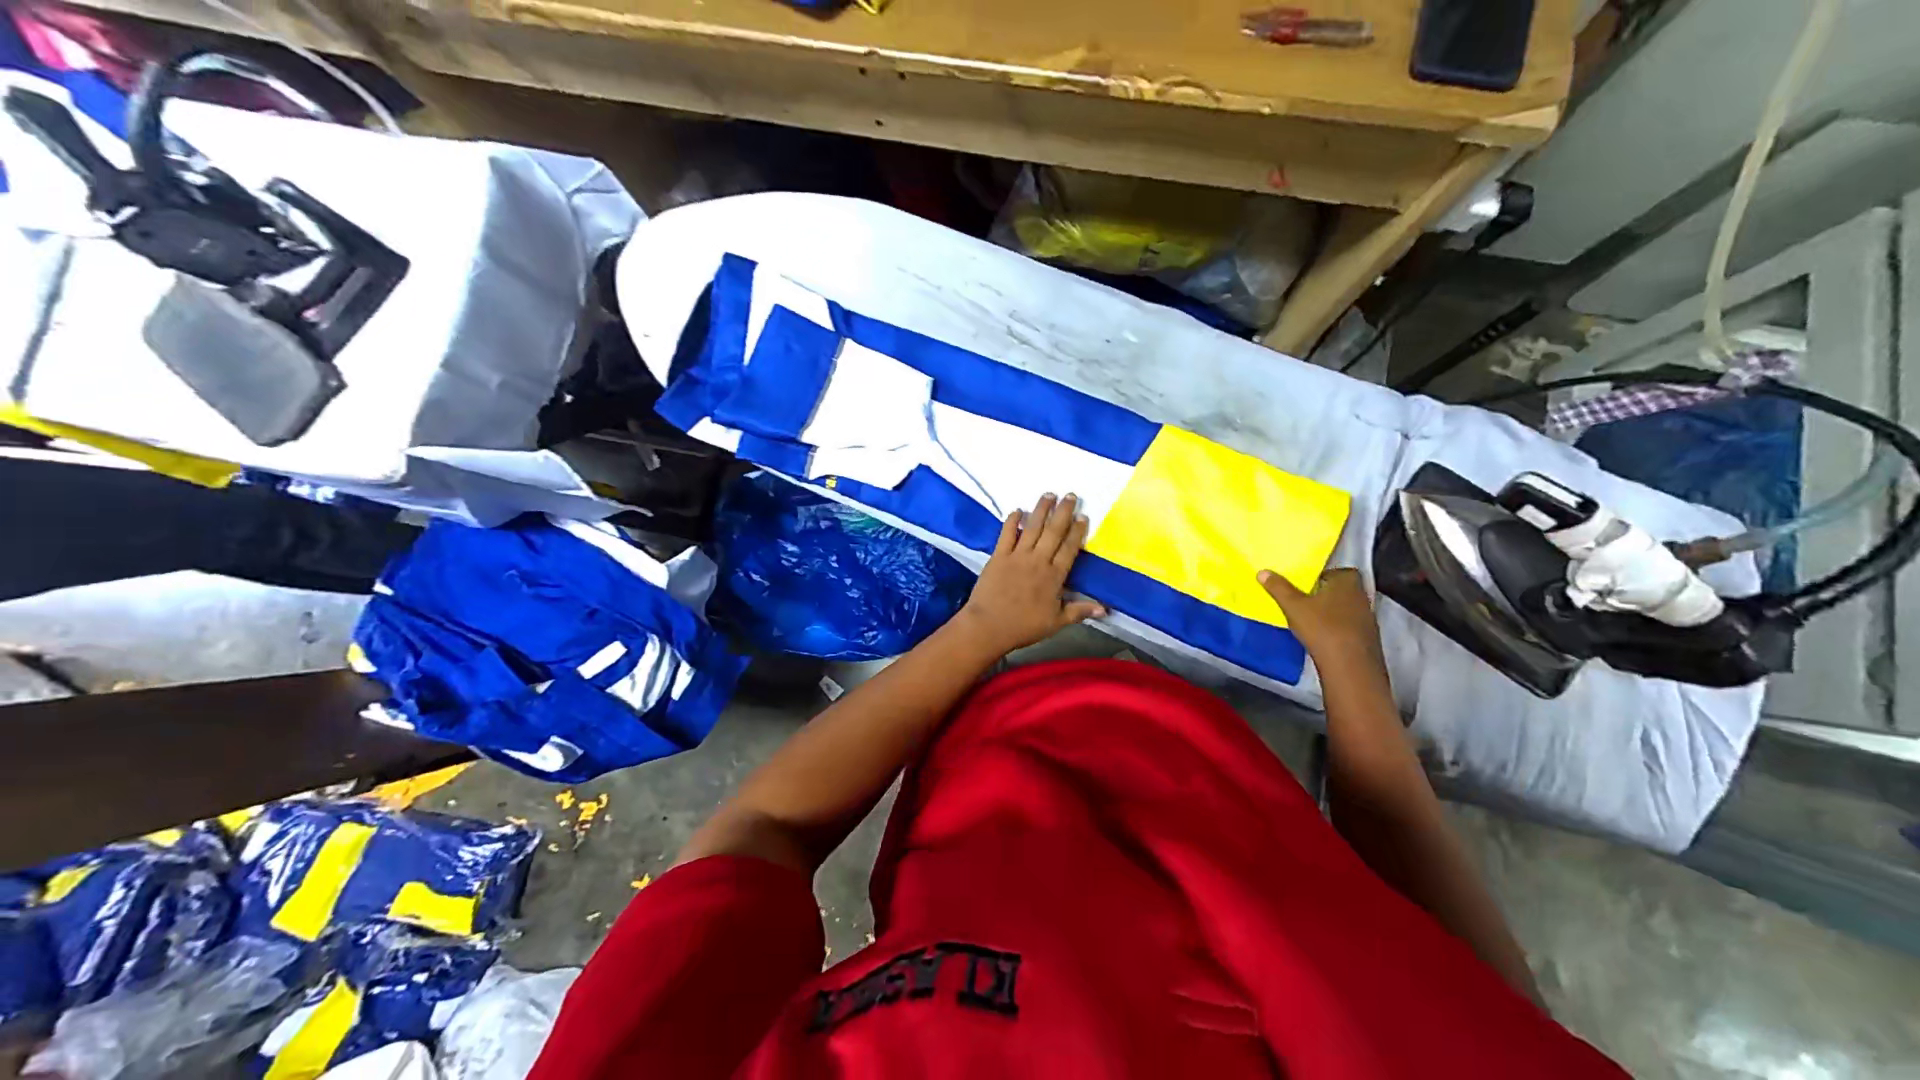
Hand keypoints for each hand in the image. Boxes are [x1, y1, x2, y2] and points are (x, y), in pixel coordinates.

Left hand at [954, 493, 1105, 655]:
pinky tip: (1017, 510)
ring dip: (1041, 509)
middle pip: (1053, 532)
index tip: (1083, 517)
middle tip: (1071, 495)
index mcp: (1054, 576)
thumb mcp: (1056, 622)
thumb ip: (1080, 611)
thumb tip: (1105, 609)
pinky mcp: (998, 556)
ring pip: (1032, 527)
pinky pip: (1007, 534)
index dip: (1077, 532)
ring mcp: (1017, 556)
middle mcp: (1038, 561)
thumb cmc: (1024, 626)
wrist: (989, 626)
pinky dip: (1012, 521)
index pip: (1069, 549)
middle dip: (1063, 512)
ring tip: (1049, 494)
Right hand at [1258, 567, 1387, 685]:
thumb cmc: (1322, 628)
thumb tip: (1263, 572)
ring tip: (1312, 619)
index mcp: (1347, 583)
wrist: (1350, 665)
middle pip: (1344, 590)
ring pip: (1348, 608)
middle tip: (1306, 600)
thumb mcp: (1293, 606)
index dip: (1325, 576)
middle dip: (1327, 593)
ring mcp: (1368, 618)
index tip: (1308, 584)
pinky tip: (1324, 636)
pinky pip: (1351, 626)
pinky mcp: (1368, 638)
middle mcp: (1361, 597)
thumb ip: (1279, 588)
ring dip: (1334, 612)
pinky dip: (1339, 628)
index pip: (1340, 571)